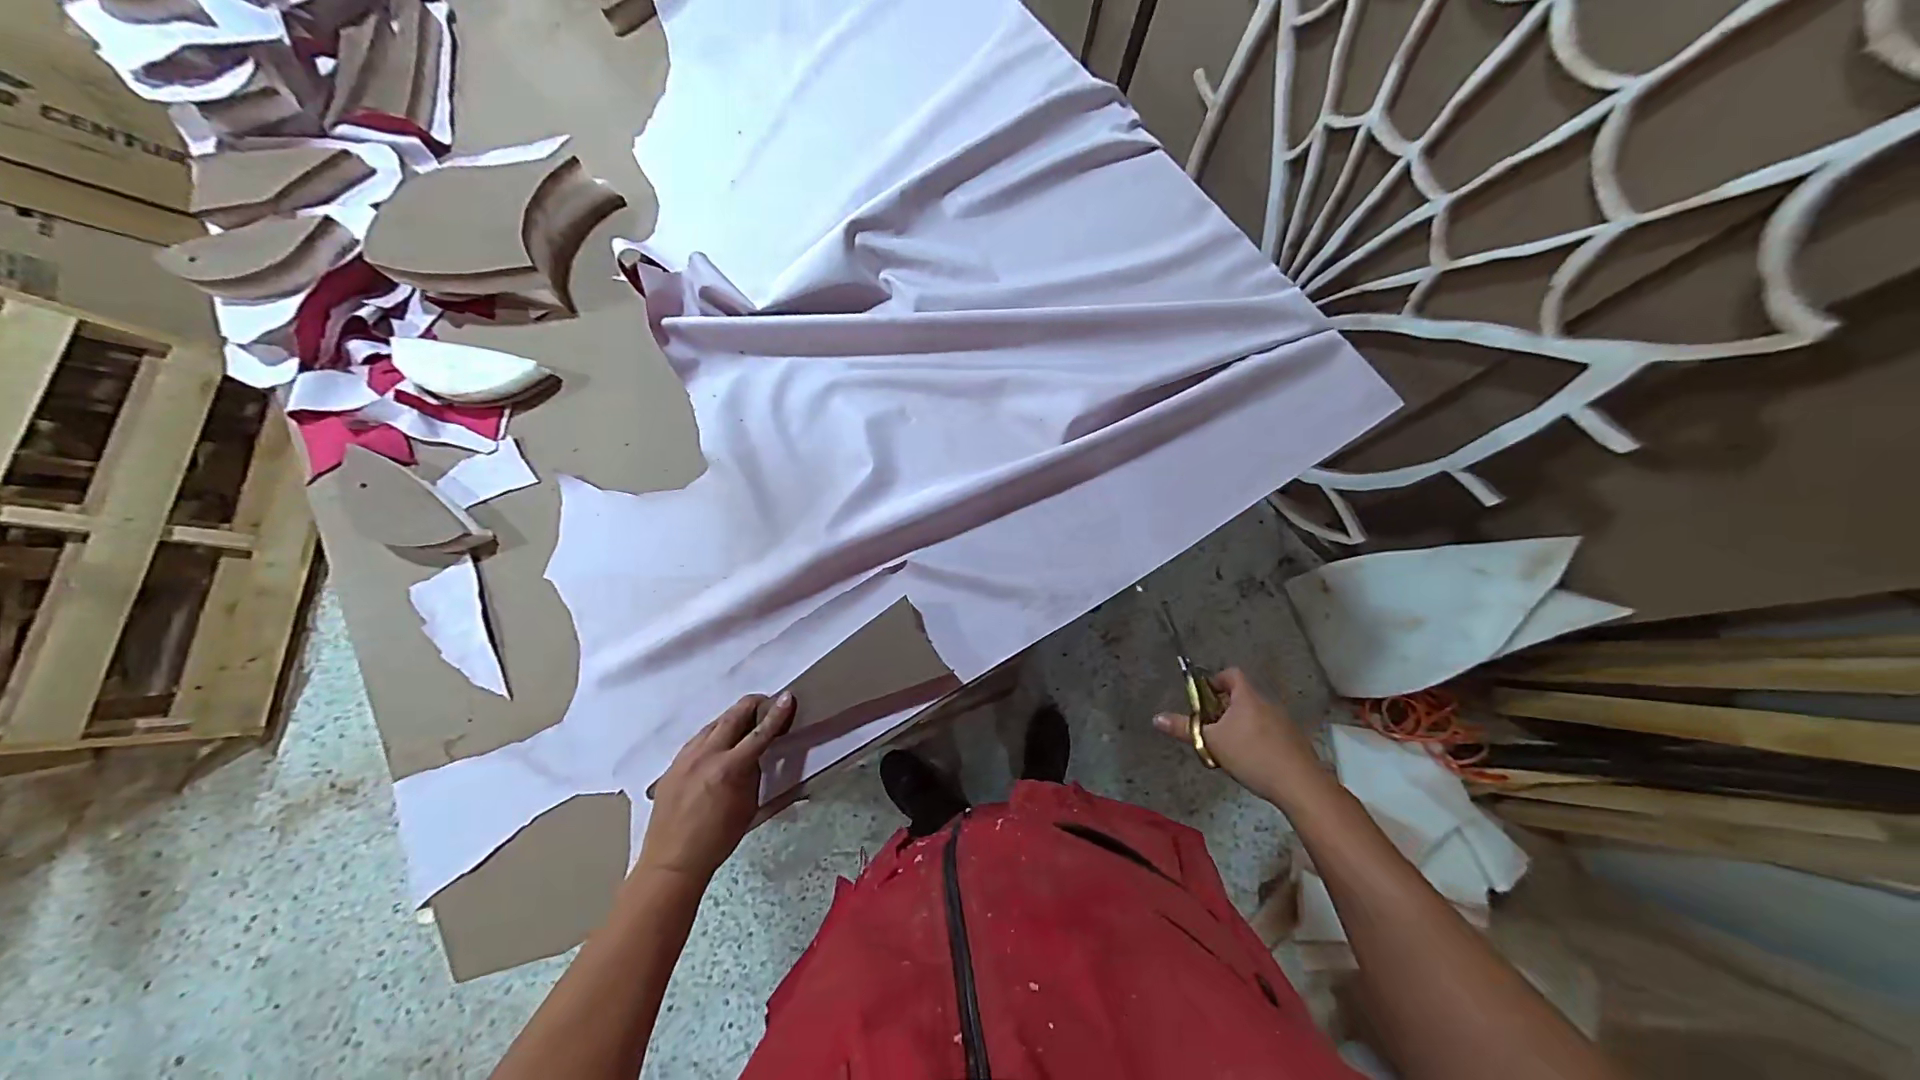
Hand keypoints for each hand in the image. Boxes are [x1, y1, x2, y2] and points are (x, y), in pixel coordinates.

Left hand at [638, 691, 795, 881]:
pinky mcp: (671, 766)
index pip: (759, 734)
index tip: (786, 697)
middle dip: (751, 705)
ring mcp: (684, 759)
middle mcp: (705, 756)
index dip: (776, 714)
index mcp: (728, 769)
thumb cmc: (718, 839)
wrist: (672, 861)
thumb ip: (752, 773)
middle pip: (731, 718)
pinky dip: (712, 735)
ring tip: (743, 720)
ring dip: (730, 719)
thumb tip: (754, 755)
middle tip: (765, 702)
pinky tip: (717, 742)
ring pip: (712, 726)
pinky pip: (696, 741)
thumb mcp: (748, 806)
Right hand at [1153, 668, 1323, 804]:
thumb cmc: (1251, 755)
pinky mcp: (1294, 740)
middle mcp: (1267, 703)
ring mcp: (1284, 721)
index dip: (1215, 681)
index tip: (1203, 698)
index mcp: (1247, 696)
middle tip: (1209, 728)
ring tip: (1227, 747)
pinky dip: (1256, 739)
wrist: (1299, 784)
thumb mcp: (1211, 742)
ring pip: (1255, 715)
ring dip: (1240, 725)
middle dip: (1223, 709)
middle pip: (1242, 696)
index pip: (1231, 674)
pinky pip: (1269, 731)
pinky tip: (1250, 760)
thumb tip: (1156, 718)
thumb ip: (1184, 728)